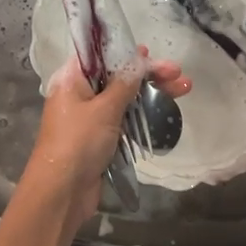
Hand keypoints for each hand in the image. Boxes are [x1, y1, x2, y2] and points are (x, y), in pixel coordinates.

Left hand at [21, 48, 187, 232]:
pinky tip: (163, 112)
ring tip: (184, 89)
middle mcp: (79, 93)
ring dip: (151, 93)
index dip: (126, 52)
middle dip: (148, 74)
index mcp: (71, 79)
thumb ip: (124, 83)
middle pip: (116, 76)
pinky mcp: (99, 138)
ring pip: (124, 98)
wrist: (62, 193)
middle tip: (178, 73)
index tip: (151, 52)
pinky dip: (141, 114)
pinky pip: (123, 119)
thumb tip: (138, 61)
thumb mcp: (104, 109)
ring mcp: (90, 117)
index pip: (100, 55)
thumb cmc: (78, 142)